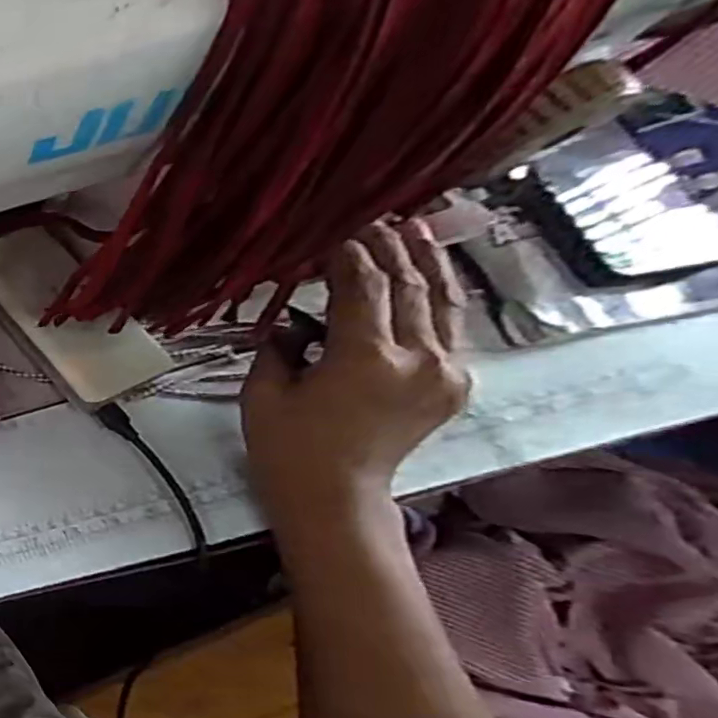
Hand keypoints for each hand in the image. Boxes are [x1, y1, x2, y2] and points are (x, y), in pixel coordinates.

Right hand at [242, 220, 470, 533]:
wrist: (333, 496)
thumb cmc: (287, 451)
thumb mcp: (263, 397)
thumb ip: (279, 350)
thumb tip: (291, 324)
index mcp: (364, 359)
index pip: (363, 288)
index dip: (350, 257)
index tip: (337, 236)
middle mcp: (417, 358)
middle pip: (409, 286)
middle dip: (391, 250)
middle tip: (376, 222)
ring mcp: (444, 371)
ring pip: (441, 301)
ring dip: (427, 262)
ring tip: (416, 230)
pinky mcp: (453, 384)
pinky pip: (448, 329)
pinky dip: (436, 299)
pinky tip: (426, 281)